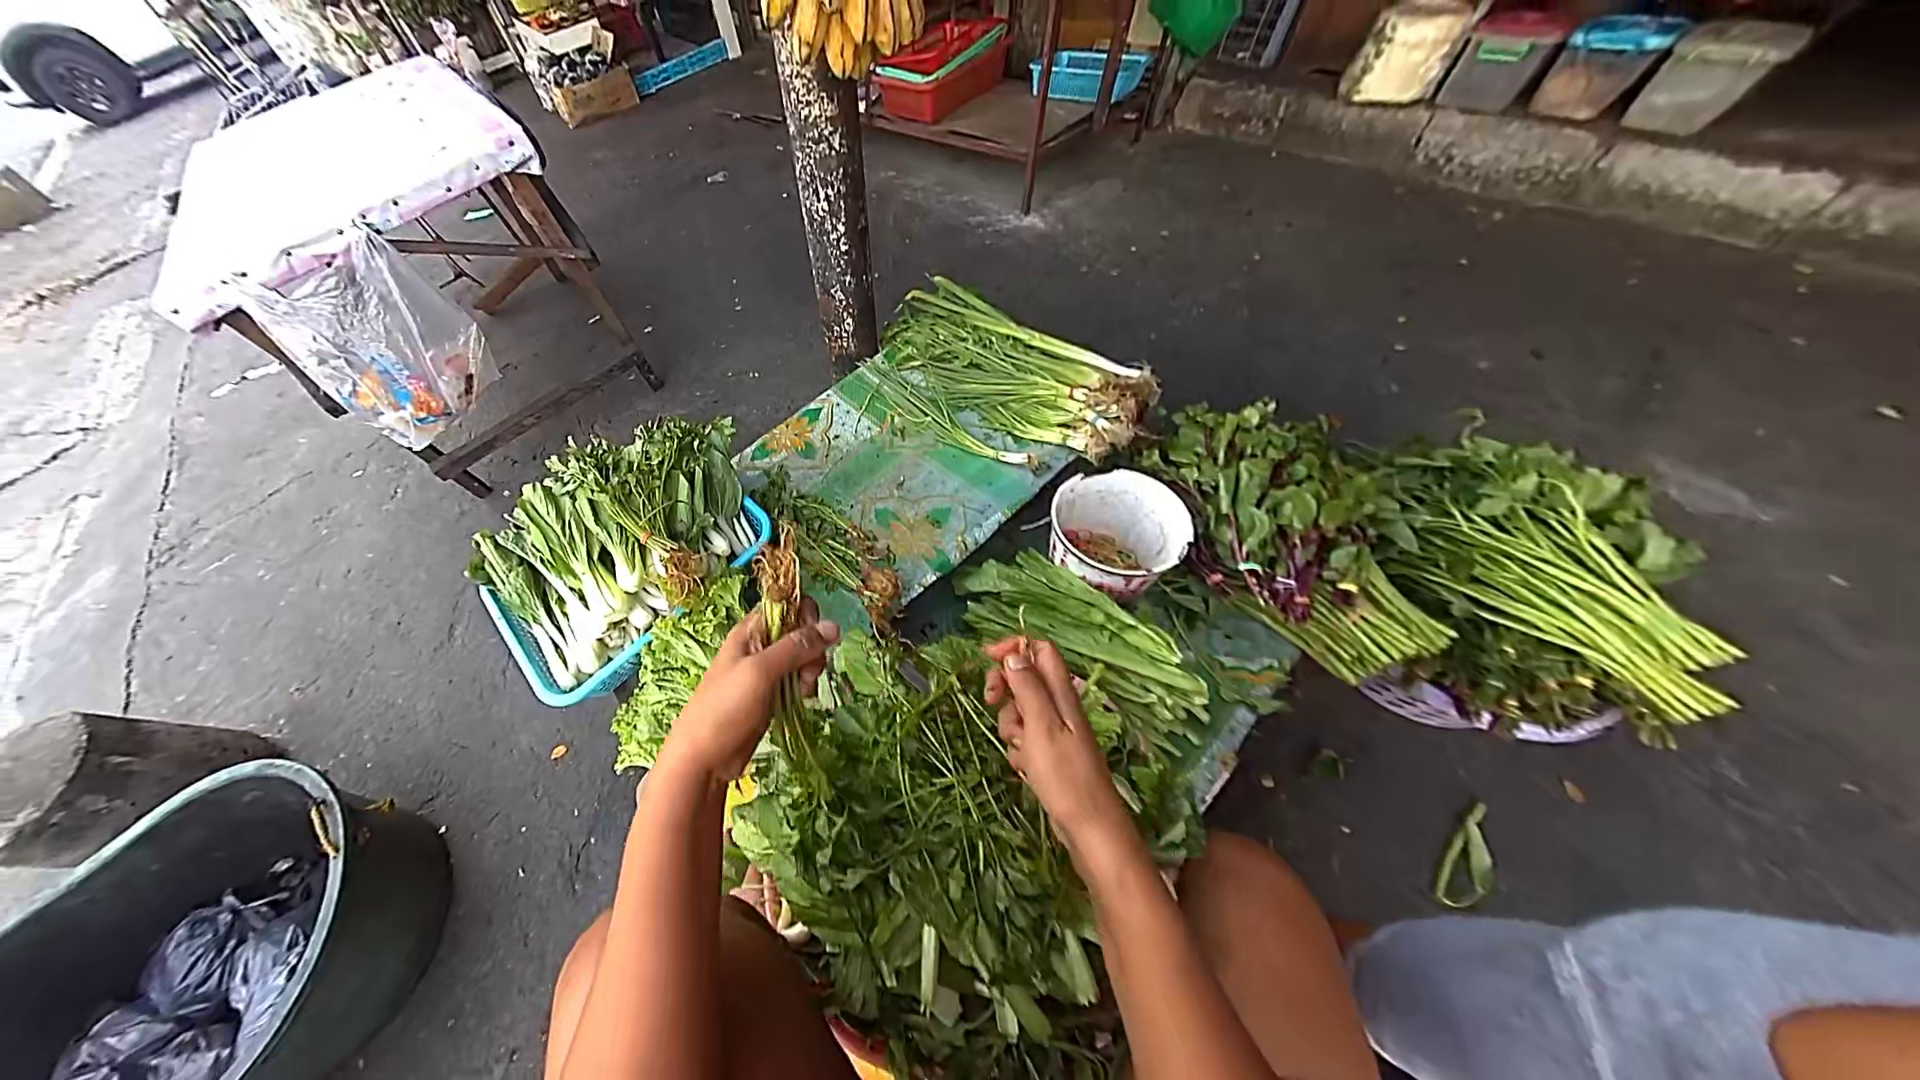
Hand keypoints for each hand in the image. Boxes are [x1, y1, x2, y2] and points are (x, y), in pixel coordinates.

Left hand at [656, 600, 838, 788]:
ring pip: (804, 655)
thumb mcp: (761, 672)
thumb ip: (797, 646)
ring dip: (811, 669)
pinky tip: (803, 698)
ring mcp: (767, 669)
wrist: (703, 759)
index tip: (812, 639)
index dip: (806, 616)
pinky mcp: (773, 691)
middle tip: (807, 672)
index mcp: (750, 631)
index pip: (788, 605)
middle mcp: (760, 645)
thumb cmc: (724, 709)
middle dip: (813, 648)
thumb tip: (833, 626)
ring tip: (804, 690)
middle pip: (801, 630)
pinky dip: (806, 685)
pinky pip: (799, 677)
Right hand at [983, 637, 1137, 862]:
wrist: (1089, 827)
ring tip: (1020, 748)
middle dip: (1005, 688)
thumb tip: (1015, 654)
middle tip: (991, 702)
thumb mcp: (1041, 726)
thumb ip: (1029, 687)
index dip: (1014, 647)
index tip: (986, 657)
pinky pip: (1025, 739)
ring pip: (1021, 711)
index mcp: (1062, 693)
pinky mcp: (1050, 754)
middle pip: (1026, 678)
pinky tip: (1025, 768)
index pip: (1040, 650)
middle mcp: (1060, 706)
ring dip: (1010, 725)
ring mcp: (1056, 731)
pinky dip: (1019, 748)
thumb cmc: (1065, 776)